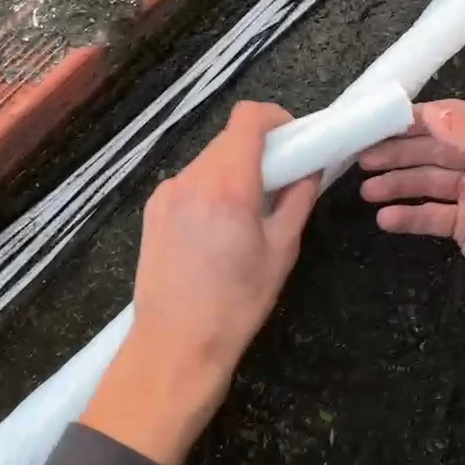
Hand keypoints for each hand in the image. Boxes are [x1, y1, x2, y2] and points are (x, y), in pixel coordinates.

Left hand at [82, 102, 320, 464]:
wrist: (174, 347)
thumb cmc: (237, 304)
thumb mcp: (282, 251)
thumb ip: (299, 199)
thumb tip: (311, 167)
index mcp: (229, 185)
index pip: (248, 118)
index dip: (275, 117)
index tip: (292, 139)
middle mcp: (193, 179)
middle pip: (230, 139)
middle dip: (258, 150)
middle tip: (278, 181)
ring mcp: (168, 192)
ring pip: (210, 159)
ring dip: (233, 170)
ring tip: (246, 212)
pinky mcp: (153, 208)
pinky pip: (190, 181)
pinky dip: (209, 188)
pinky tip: (215, 228)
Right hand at [358, 100, 464, 388]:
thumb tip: (432, 111)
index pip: (455, 118)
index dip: (419, 118)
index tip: (382, 120)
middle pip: (435, 149)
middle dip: (400, 152)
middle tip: (364, 157)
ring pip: (428, 180)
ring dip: (397, 183)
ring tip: (366, 190)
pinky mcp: (464, 224)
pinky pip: (430, 213)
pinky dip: (408, 215)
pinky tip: (385, 219)